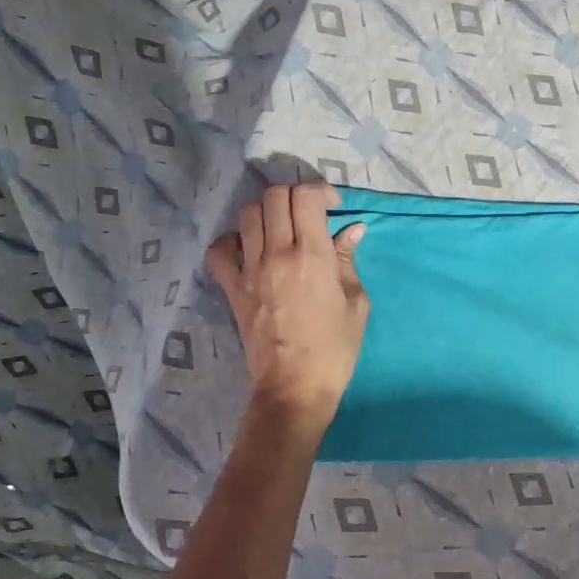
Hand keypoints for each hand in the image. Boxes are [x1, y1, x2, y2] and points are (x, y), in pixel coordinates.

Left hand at [205, 183, 369, 429]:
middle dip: (294, 196)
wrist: (295, 386)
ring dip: (267, 213)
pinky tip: (250, 250)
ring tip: (282, 230)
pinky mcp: (232, 288)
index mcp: (313, 256)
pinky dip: (233, 241)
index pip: (306, 197)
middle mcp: (277, 253)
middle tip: (309, 215)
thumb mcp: (357, 303)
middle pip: (274, 197)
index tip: (334, 207)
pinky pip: (220, 250)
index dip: (321, 192)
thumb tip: (351, 231)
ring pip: (248, 215)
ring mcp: (250, 270)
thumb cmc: (336, 349)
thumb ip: (348, 261)